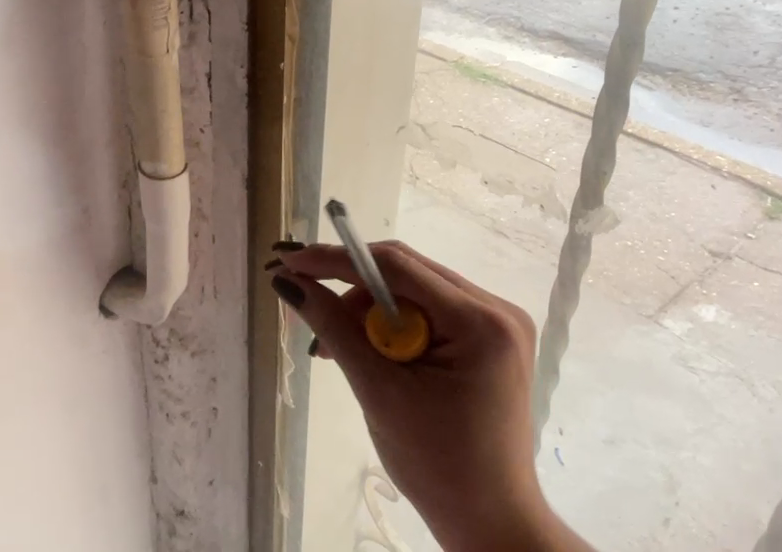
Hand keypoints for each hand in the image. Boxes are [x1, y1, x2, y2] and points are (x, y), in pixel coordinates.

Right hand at [270, 242, 588, 551]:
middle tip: (303, 303)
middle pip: (404, 272)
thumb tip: (287, 281)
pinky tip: (364, 350)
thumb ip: (334, 327)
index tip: (288, 263)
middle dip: (348, 288)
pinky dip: (388, 324)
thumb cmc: (437, 463)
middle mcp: (495, 309)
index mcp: (480, 322)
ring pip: (410, 289)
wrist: (490, 521)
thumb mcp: (378, 391)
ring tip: (332, 347)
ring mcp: (494, 323)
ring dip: (365, 309)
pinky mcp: (486, 338)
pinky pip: (425, 309)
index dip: (336, 259)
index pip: (395, 266)